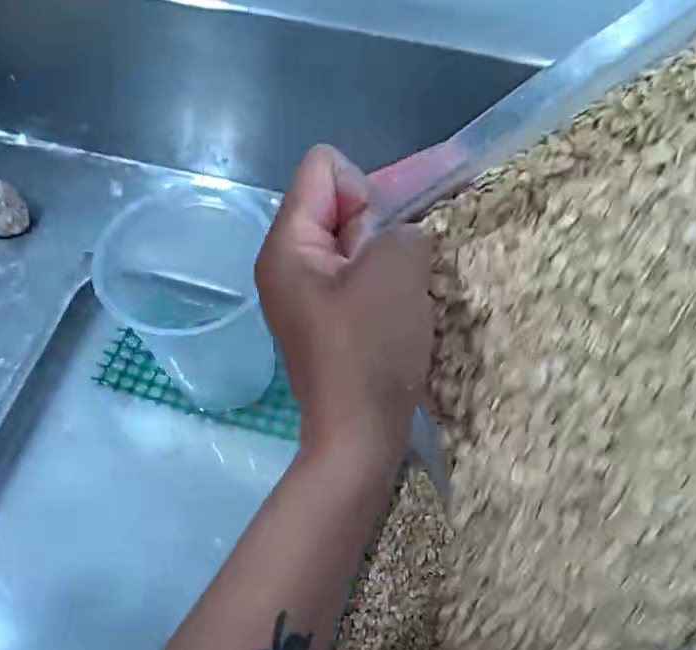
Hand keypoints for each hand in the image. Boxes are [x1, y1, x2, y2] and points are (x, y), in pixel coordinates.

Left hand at [255, 144, 433, 461]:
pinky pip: (357, 282)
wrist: (359, 436)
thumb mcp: (395, 271)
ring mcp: (307, 301)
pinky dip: (384, 285)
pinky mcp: (328, 327)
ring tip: (409, 290)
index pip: (324, 167)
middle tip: (405, 263)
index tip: (382, 238)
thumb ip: (402, 226)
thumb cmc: (370, 355)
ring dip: (388, 256)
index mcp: (286, 247)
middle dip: (382, 220)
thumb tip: (400, 241)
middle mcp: (288, 268)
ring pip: (354, 246)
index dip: (367, 186)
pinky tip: (403, 310)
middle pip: (338, 204)